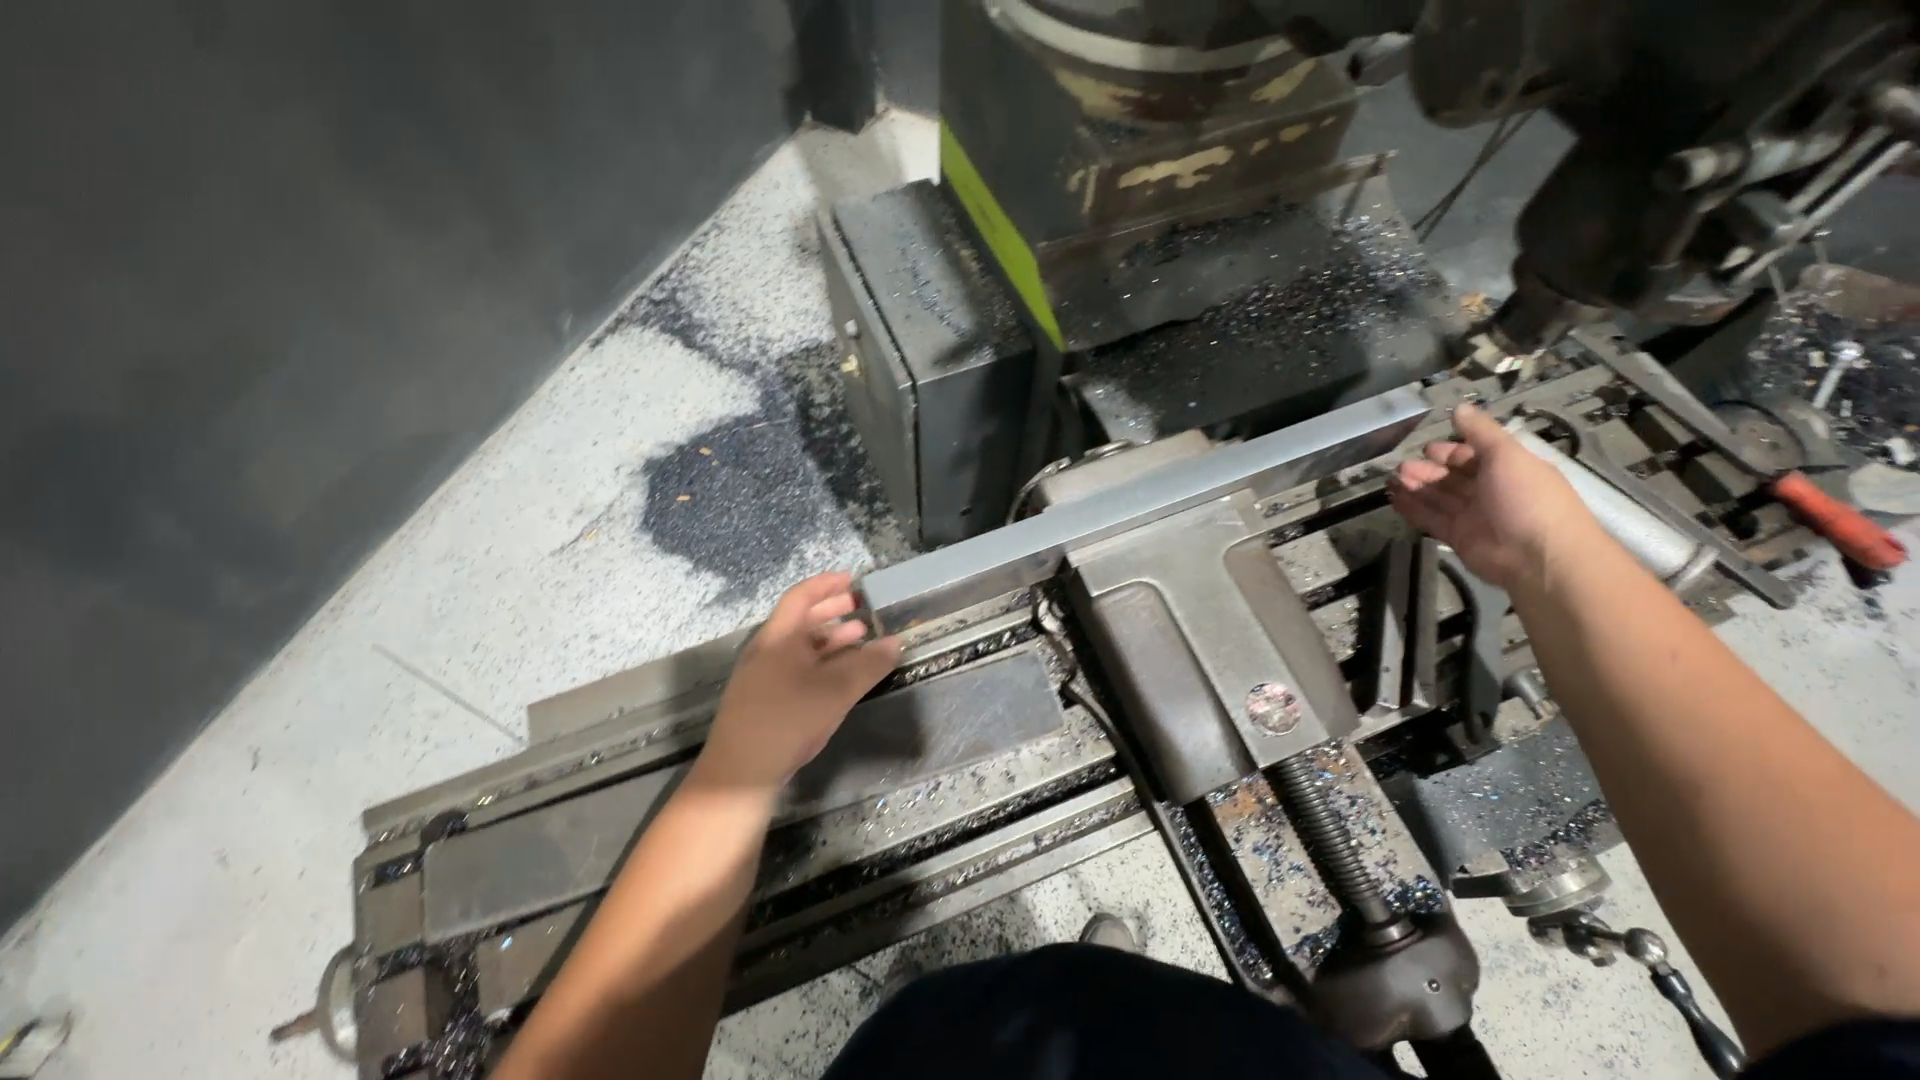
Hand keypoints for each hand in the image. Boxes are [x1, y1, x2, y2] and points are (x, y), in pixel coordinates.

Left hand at [696, 572, 901, 794]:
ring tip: (860, 639)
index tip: (852, 579)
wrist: (740, 772)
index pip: (801, 597)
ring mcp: (763, 676)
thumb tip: (896, 642)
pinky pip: (797, 668)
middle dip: (832, 611)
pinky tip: (840, 676)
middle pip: (801, 620)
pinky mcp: (765, 700)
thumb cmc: (787, 721)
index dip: (826, 585)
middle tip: (862, 608)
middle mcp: (767, 651)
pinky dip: (821, 662)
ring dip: (830, 639)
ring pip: (800, 646)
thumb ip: (868, 665)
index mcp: (778, 638)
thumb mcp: (834, 692)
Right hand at [1387, 403, 1596, 592]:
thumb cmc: (1527, 497)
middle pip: (1451, 477)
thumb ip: (1480, 431)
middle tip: (1401, 466)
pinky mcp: (1458, 537)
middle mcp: (1490, 490)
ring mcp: (1473, 515)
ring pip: (1438, 497)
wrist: (1537, 555)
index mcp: (1507, 468)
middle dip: (1426, 470)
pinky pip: (1431, 519)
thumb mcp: (1507, 454)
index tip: (1426, 449)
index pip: (1472, 455)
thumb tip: (1460, 406)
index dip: (1449, 451)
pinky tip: (1394, 499)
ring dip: (1415, 487)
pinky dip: (1413, 509)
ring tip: (1392, 480)